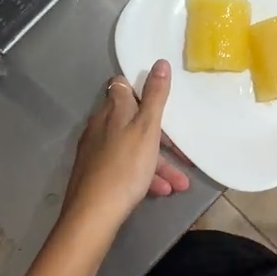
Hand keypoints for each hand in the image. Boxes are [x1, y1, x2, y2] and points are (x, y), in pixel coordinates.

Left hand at [61, 61, 184, 231]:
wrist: (93, 213)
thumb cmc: (125, 166)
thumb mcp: (147, 128)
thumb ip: (155, 96)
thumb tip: (160, 62)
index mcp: (113, 109)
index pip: (122, 85)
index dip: (142, 88)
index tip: (162, 100)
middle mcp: (101, 124)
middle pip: (133, 120)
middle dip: (161, 136)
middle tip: (182, 151)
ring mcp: (97, 149)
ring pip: (133, 147)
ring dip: (158, 162)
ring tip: (180, 183)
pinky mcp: (96, 172)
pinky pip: (125, 166)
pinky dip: (144, 175)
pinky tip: (161, 191)